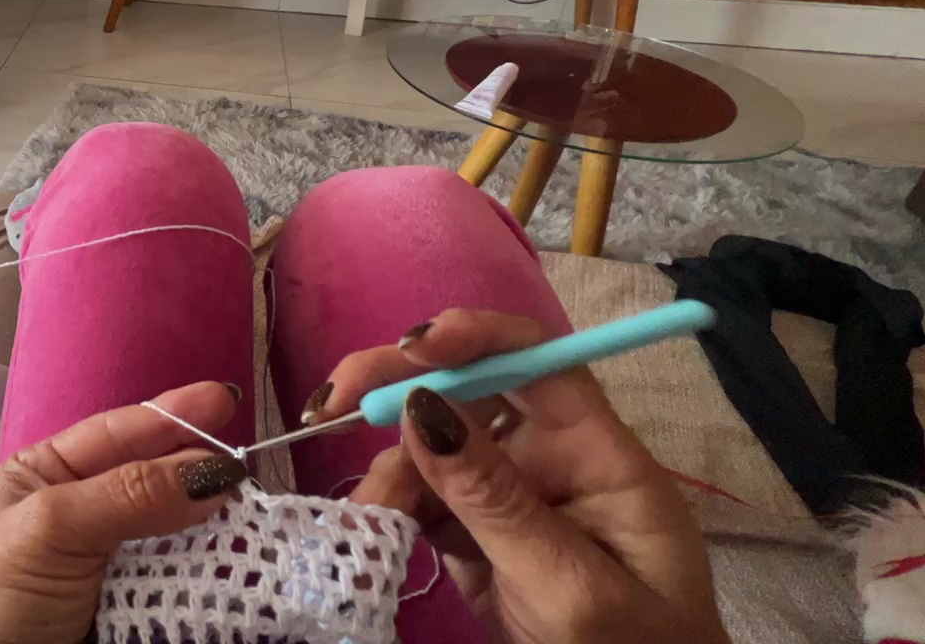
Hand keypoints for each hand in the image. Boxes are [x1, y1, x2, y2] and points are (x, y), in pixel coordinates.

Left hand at [0, 382, 244, 643]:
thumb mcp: (52, 528)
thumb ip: (127, 494)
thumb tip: (212, 470)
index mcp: (47, 472)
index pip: (117, 432)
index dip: (170, 414)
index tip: (224, 399)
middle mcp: (81, 507)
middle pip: (150, 475)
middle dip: (196, 463)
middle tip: (251, 457)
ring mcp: (109, 561)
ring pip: (171, 527)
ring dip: (211, 518)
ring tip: (256, 506)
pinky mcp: (131, 608)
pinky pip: (177, 578)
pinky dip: (208, 569)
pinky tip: (237, 557)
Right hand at [334, 309, 729, 643]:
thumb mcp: (567, 587)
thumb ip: (493, 497)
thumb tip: (418, 405)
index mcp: (596, 455)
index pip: (538, 361)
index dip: (474, 336)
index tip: (409, 349)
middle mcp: (544, 452)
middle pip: (460, 381)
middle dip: (391, 384)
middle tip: (329, 406)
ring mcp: (501, 481)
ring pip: (421, 434)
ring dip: (385, 465)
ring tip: (371, 513)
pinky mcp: (464, 512)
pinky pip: (410, 480)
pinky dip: (384, 497)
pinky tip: (373, 522)